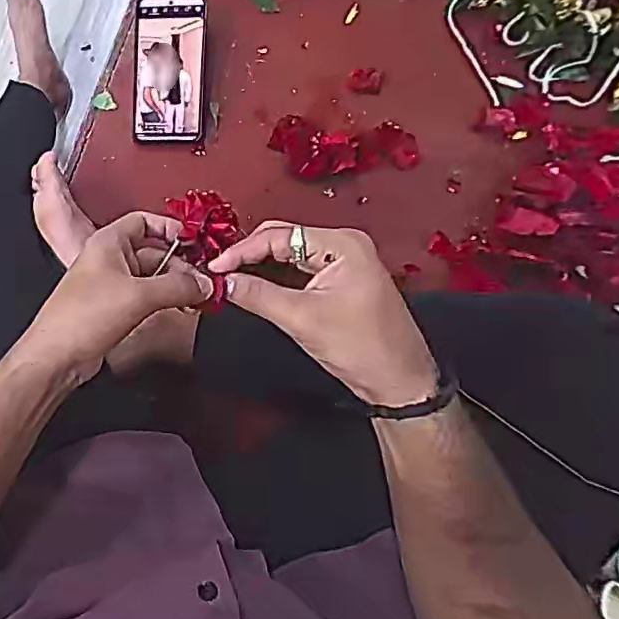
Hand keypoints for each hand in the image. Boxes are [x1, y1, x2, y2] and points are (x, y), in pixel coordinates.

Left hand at [10, 212, 213, 381]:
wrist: (56, 357)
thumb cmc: (82, 318)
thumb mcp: (138, 295)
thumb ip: (177, 286)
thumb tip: (203, 283)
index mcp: (108, 242)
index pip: (144, 221)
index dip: (170, 228)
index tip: (193, 240)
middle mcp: (108, 259)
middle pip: (153, 252)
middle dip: (180, 265)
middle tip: (203, 280)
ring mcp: (111, 284)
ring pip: (151, 276)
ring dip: (175, 285)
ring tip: (198, 297)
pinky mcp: (113, 307)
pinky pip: (146, 296)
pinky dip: (165, 299)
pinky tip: (182, 308)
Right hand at [210, 222, 439, 407]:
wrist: (401, 383)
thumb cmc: (365, 349)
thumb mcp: (303, 320)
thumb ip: (258, 295)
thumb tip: (222, 281)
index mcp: (342, 244)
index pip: (280, 236)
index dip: (243, 250)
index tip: (216, 266)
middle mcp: (343, 244)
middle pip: (284, 239)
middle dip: (249, 255)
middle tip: (219, 272)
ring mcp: (342, 261)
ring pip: (289, 255)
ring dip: (260, 266)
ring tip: (229, 278)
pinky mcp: (339, 279)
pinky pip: (299, 269)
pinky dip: (275, 277)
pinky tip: (253, 286)